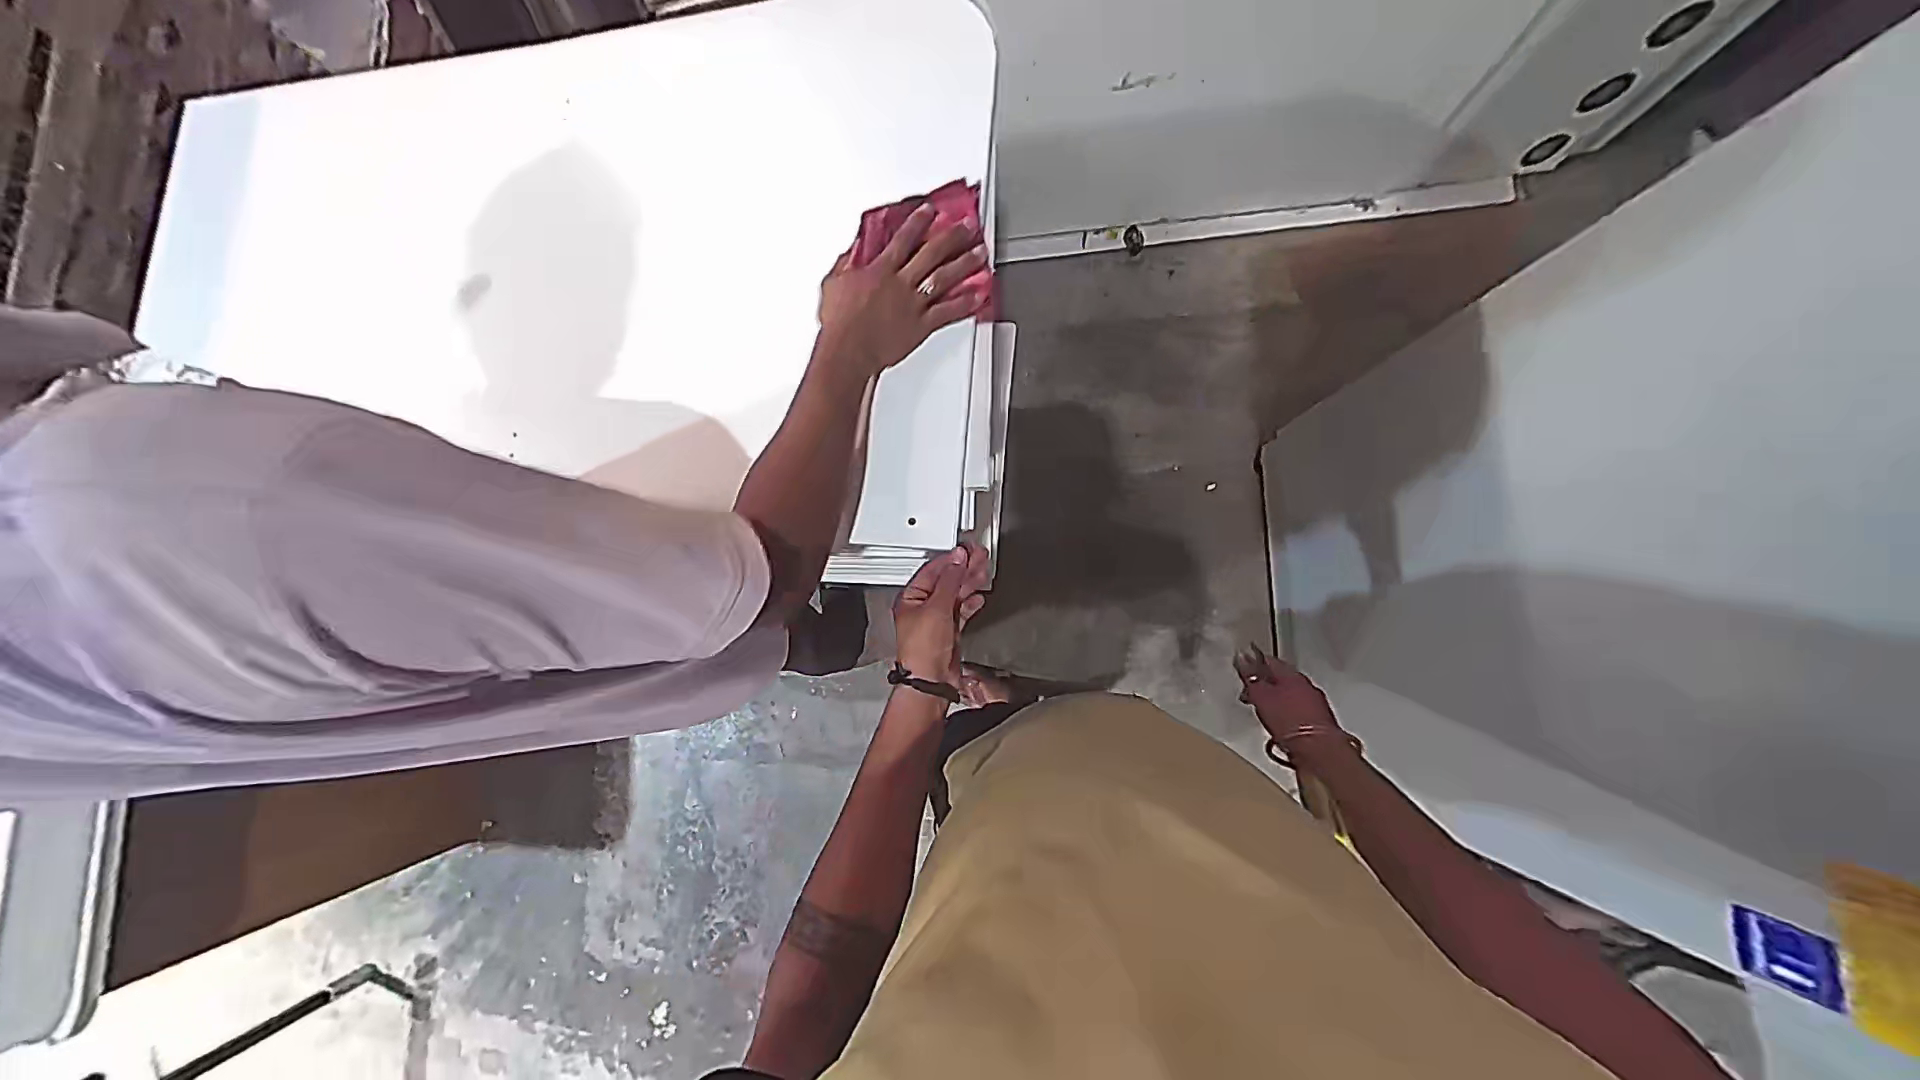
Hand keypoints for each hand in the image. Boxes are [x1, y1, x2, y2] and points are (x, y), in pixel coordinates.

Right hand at [816, 205, 988, 383]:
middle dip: (953, 236)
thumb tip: (853, 251)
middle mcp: (901, 283)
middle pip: (932, 253)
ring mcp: (914, 304)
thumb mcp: (835, 283)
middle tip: (968, 226)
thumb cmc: (839, 322)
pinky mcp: (921, 326)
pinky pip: (948, 312)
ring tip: (980, 252)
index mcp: (881, 270)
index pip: (904, 238)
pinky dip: (965, 303)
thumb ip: (847, 263)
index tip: (931, 210)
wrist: (848, 351)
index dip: (919, 222)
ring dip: (965, 263)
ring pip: (945, 278)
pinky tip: (978, 294)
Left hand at [892, 543, 988, 686]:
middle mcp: (921, 607)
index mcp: (911, 598)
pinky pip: (961, 610)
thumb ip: (950, 581)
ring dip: (970, 582)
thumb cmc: (922, 650)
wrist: (931, 681)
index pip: (933, 570)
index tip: (966, 550)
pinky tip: (978, 596)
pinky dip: (970, 602)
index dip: (951, 559)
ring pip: (955, 594)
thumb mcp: (937, 607)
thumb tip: (958, 560)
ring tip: (983, 571)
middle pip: (946, 581)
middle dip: (964, 568)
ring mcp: (935, 620)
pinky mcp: (948, 631)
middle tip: (979, 556)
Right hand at [1233, 644, 1352, 753]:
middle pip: (1280, 678)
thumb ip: (1250, 677)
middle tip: (1249, 690)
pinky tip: (1279, 723)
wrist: (1317, 751)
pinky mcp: (1319, 723)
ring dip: (1276, 699)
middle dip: (1264, 683)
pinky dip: (1286, 714)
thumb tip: (1242, 658)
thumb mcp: (1260, 695)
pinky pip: (1298, 712)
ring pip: (1290, 695)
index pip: (1269, 661)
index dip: (1253, 662)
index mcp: (1292, 675)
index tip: (1243, 665)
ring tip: (1262, 710)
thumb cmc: (1291, 721)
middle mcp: (1307, 686)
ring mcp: (1315, 705)